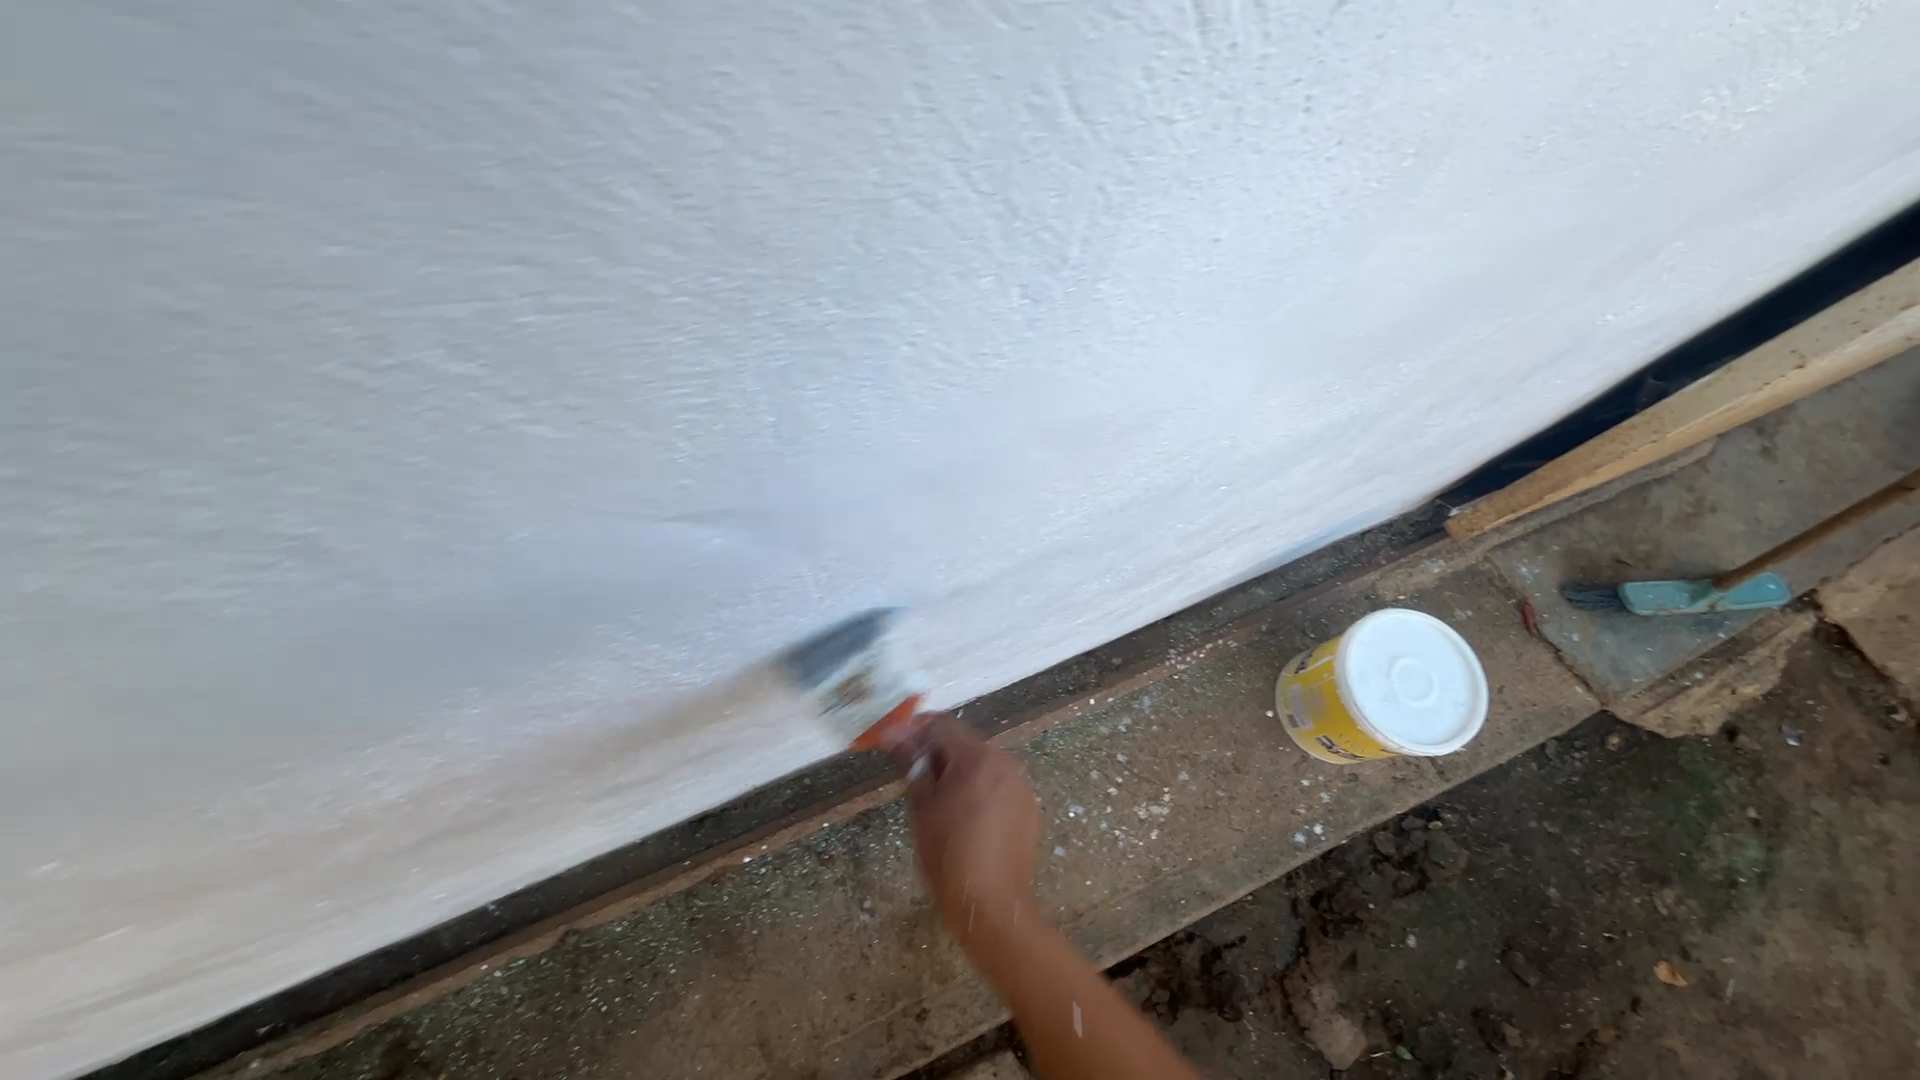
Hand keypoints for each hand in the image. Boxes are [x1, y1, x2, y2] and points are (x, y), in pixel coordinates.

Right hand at [896, 713, 1039, 939]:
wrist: (991, 905)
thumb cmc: (949, 855)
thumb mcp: (922, 808)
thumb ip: (913, 766)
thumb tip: (897, 736)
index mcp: (979, 758)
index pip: (943, 725)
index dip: (915, 729)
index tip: (892, 740)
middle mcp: (1006, 763)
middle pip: (965, 743)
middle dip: (936, 751)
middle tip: (909, 771)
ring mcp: (1021, 787)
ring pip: (982, 765)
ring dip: (957, 770)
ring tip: (934, 795)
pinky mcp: (1028, 809)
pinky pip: (998, 786)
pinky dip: (978, 789)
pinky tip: (962, 814)